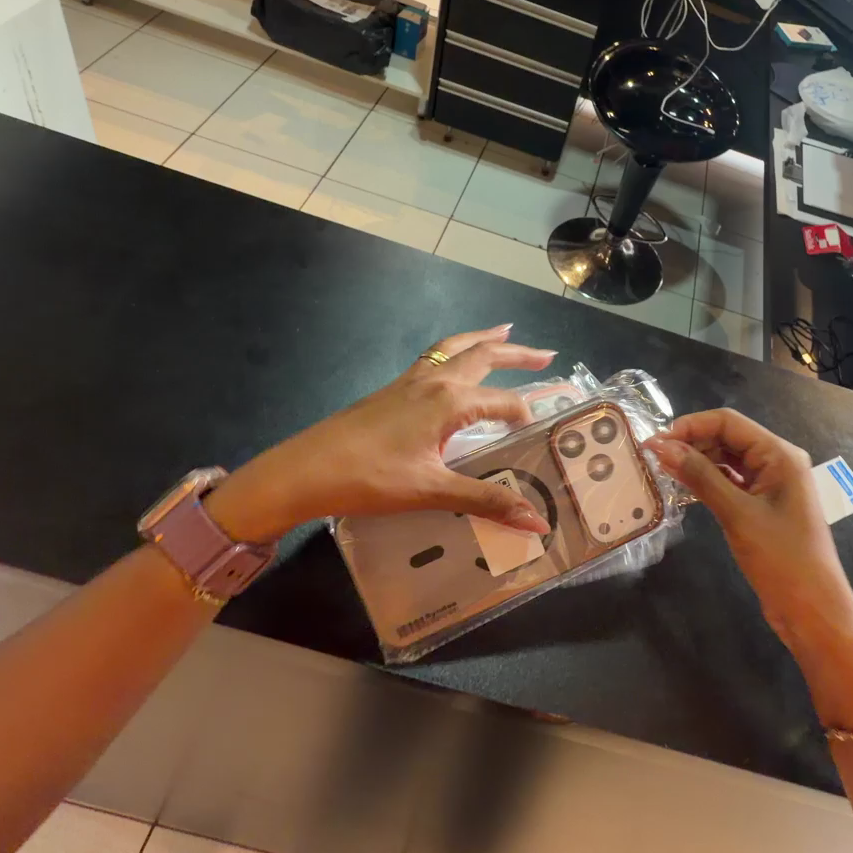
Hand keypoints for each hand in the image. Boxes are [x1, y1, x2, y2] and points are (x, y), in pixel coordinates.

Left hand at [206, 325, 556, 541]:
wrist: (305, 470)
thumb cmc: (370, 478)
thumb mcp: (432, 491)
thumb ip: (486, 500)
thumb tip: (536, 522)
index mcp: (450, 401)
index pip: (504, 402)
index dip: (527, 417)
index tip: (544, 433)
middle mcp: (434, 381)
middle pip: (483, 355)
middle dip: (517, 352)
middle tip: (547, 355)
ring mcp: (410, 381)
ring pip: (455, 347)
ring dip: (483, 339)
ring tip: (505, 330)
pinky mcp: (392, 389)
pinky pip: (434, 357)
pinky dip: (455, 350)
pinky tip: (453, 363)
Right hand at [645, 409, 852, 651]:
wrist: (813, 611)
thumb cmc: (782, 558)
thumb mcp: (737, 514)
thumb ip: (699, 476)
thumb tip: (661, 446)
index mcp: (780, 454)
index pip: (728, 422)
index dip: (690, 426)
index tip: (655, 441)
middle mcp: (777, 461)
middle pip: (727, 437)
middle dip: (691, 442)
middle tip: (654, 458)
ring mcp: (771, 484)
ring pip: (728, 459)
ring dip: (697, 461)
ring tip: (663, 471)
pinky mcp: (764, 505)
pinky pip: (732, 481)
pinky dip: (708, 481)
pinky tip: (684, 488)